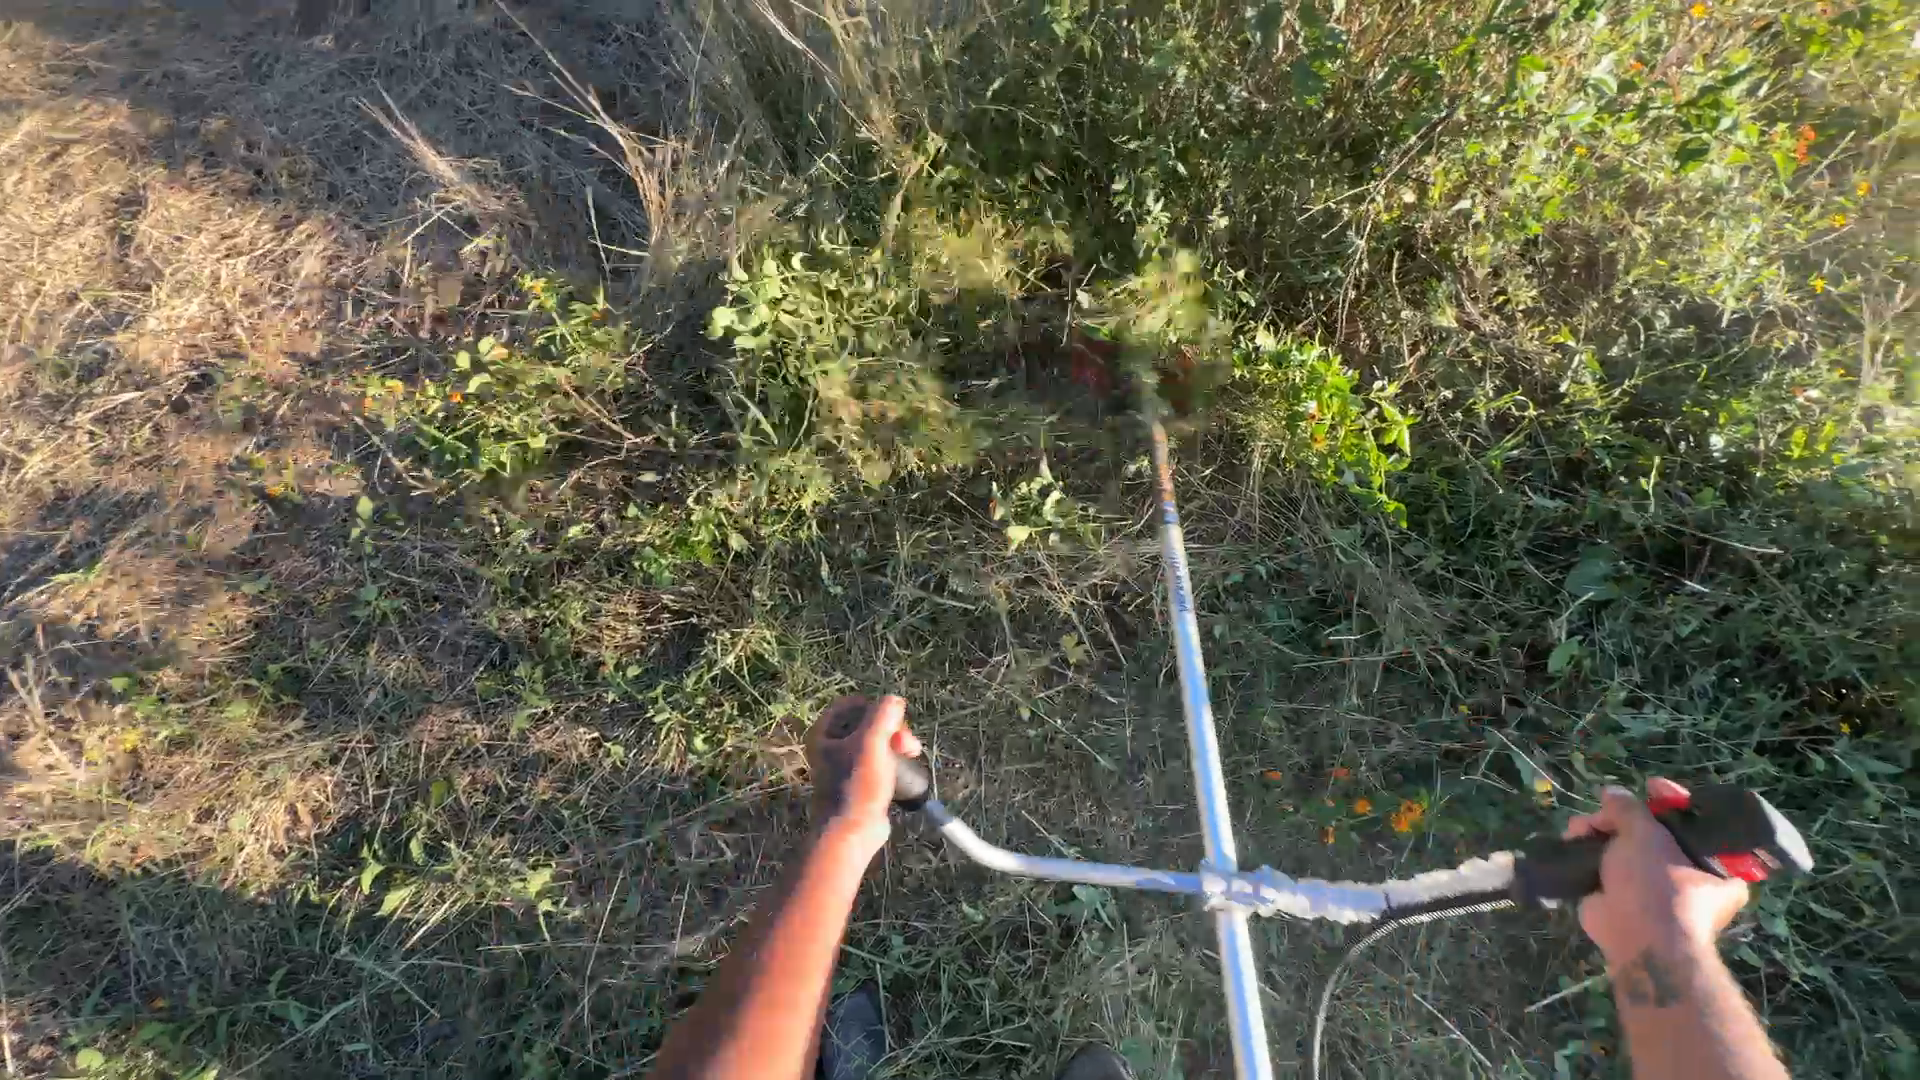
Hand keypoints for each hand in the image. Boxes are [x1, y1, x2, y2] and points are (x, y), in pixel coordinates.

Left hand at [805, 695, 921, 853]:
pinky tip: (906, 767)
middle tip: (907, 745)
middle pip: (869, 721)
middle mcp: (832, 744)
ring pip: (878, 740)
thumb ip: (883, 715)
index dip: (878, 709)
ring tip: (912, 754)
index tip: (894, 723)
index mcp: (825, 732)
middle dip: (893, 729)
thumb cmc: (857, 785)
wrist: (851, 832)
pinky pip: (880, 759)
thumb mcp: (871, 743)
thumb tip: (895, 700)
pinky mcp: (860, 779)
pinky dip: (894, 759)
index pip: (855, 704)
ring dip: (897, 743)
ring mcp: (846, 763)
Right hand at [1563, 777, 1750, 966]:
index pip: (1698, 823)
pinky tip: (1572, 842)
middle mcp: (1684, 874)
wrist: (1636, 936)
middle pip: (1649, 830)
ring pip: (1620, 843)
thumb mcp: (1648, 837)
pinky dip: (1585, 849)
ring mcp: (1648, 884)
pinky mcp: (1619, 892)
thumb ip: (1631, 810)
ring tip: (1579, 830)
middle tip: (1602, 815)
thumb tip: (1613, 793)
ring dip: (1595, 830)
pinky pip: (1602, 860)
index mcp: (1715, 867)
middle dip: (1618, 817)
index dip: (1675, 801)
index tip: (1651, 786)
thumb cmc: (1659, 886)